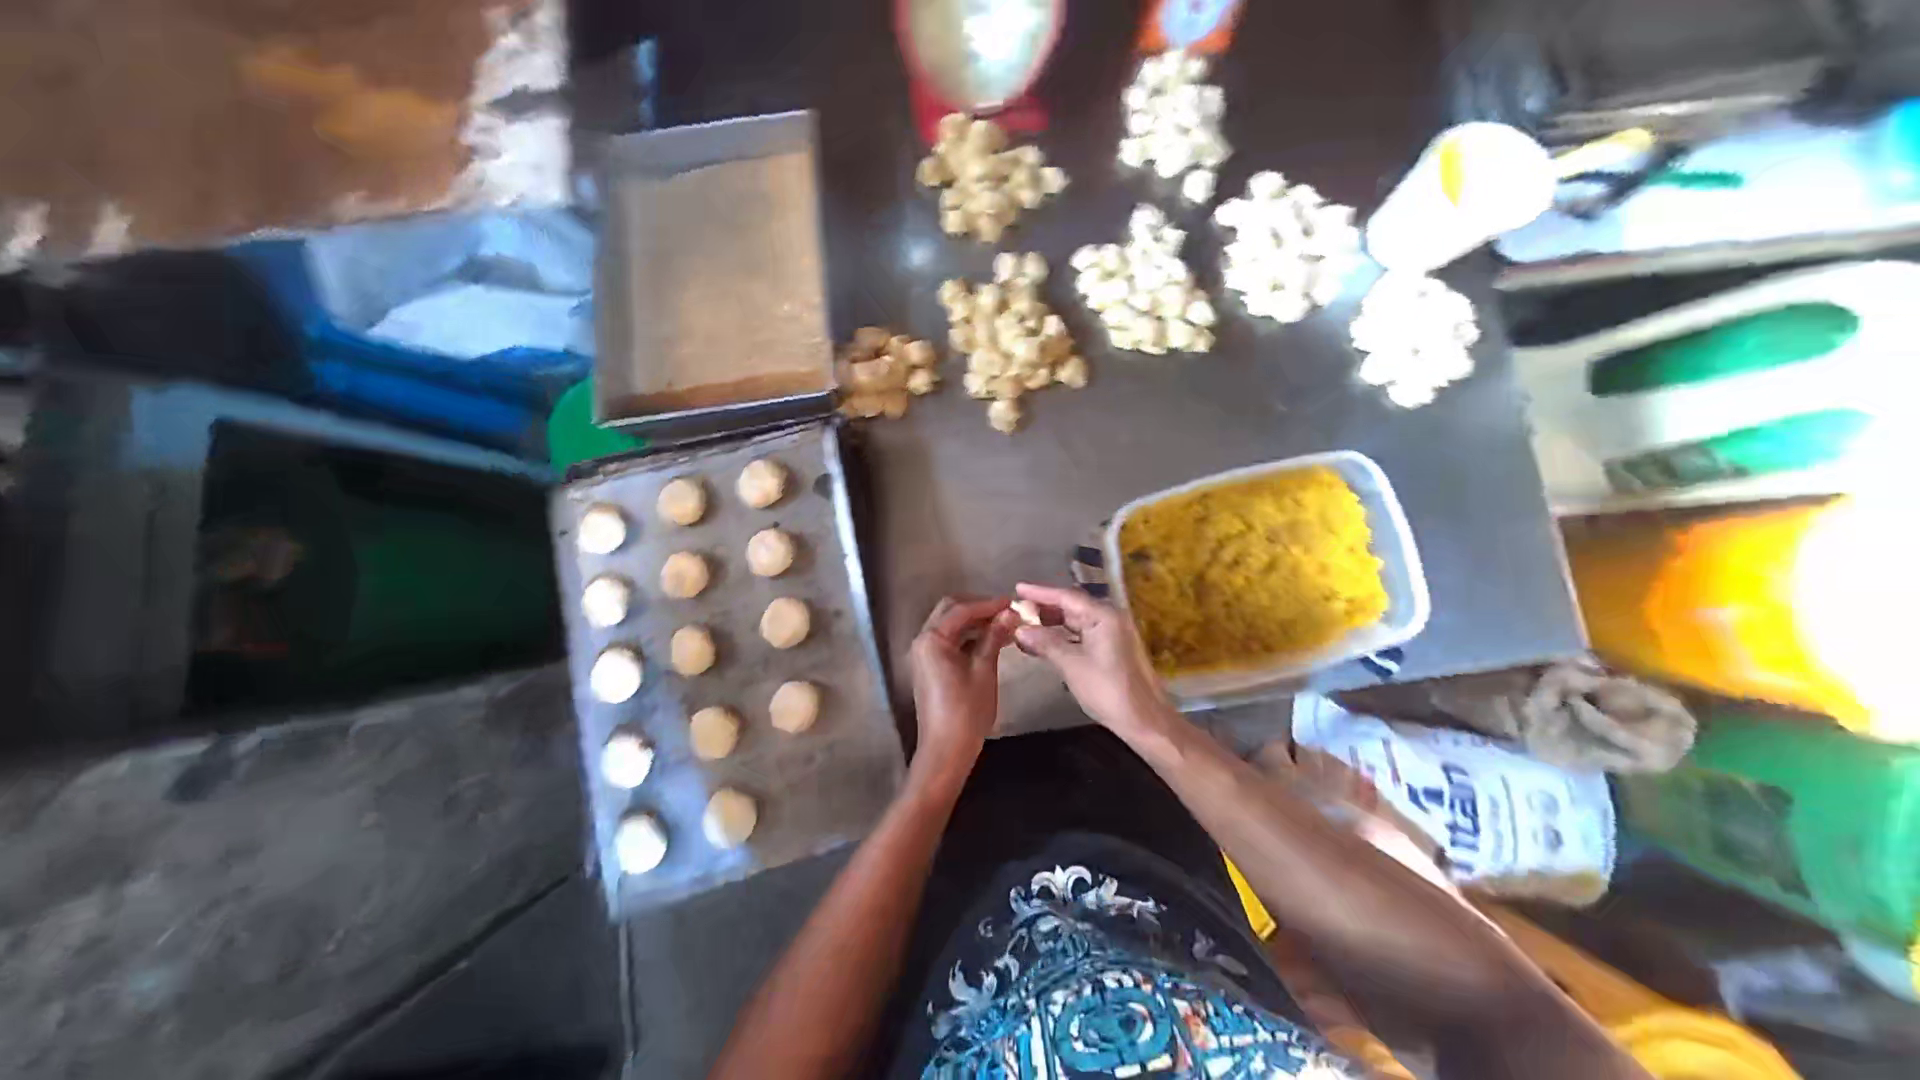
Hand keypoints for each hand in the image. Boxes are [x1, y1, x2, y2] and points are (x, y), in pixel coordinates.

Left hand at [909, 596, 1018, 780]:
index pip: (962, 609)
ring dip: (975, 623)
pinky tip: (992, 642)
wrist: (946, 750)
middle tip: (1008, 613)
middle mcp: (922, 641)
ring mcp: (924, 654)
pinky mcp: (929, 667)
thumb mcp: (984, 670)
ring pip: (950, 626)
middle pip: (951, 612)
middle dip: (979, 609)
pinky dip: (969, 638)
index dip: (989, 604)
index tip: (1013, 603)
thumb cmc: (966, 710)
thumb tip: (1010, 613)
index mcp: (932, 639)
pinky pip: (949, 642)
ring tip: (1005, 627)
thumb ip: (994, 637)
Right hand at [1011, 583, 1173, 735]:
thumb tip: (1020, 630)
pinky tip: (1044, 645)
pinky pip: (1082, 636)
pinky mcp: (1113, 649)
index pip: (1067, 596)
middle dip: (1044, 609)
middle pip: (1072, 607)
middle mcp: (1110, 618)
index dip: (1040, 592)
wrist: (1145, 720)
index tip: (1017, 588)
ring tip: (1025, 629)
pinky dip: (1063, 638)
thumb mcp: (1072, 665)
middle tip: (1017, 612)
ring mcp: (1113, 634)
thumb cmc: (1108, 689)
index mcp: (1104, 615)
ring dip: (1052, 625)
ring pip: (1076, 622)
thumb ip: (1046, 643)